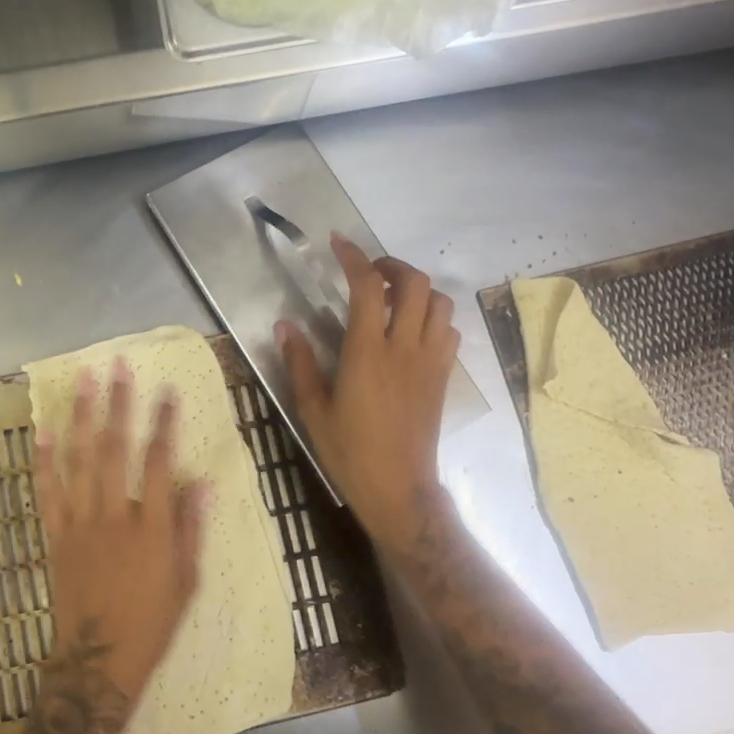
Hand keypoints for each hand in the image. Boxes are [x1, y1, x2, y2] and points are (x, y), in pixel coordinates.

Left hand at [33, 362, 206, 704]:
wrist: (99, 659)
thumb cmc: (152, 623)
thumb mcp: (186, 582)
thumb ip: (191, 529)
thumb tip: (201, 482)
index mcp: (152, 528)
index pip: (160, 463)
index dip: (166, 424)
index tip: (168, 391)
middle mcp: (114, 516)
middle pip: (116, 449)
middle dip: (118, 404)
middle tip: (118, 366)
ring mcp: (80, 524)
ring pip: (79, 461)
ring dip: (81, 418)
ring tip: (83, 382)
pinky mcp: (56, 536)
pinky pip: (48, 492)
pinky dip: (45, 460)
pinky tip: (44, 430)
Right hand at [278, 235, 458, 554]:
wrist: (399, 489)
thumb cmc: (349, 452)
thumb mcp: (312, 410)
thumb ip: (299, 363)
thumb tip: (285, 325)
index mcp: (367, 353)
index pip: (367, 287)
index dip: (354, 257)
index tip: (338, 244)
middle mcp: (404, 348)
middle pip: (414, 283)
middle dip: (392, 266)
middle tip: (369, 272)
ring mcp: (430, 361)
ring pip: (439, 302)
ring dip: (418, 289)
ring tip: (393, 297)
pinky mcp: (443, 377)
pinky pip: (448, 330)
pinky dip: (433, 317)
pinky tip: (412, 329)